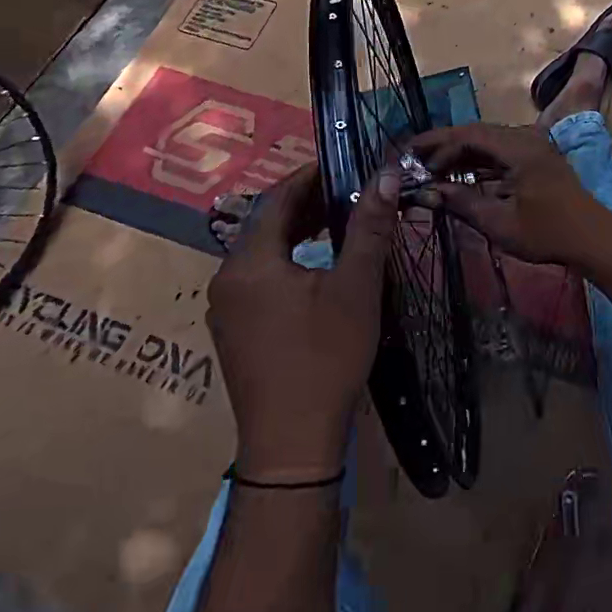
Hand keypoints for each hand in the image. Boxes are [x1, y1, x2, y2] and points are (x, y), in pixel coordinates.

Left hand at [208, 163, 396, 481]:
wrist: (291, 446)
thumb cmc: (325, 360)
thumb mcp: (354, 290)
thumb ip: (369, 229)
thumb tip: (387, 176)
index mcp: (249, 261)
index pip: (276, 199)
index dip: (308, 177)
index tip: (340, 165)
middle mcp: (226, 276)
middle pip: (265, 224)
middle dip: (304, 205)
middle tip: (344, 192)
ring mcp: (224, 305)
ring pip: (260, 252)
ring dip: (294, 233)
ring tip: (333, 223)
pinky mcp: (232, 329)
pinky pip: (256, 278)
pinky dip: (284, 262)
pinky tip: (311, 268)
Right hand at [409, 123, 611, 270]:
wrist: (596, 241)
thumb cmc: (548, 233)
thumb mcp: (499, 223)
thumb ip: (461, 203)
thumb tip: (427, 193)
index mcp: (518, 148)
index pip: (468, 136)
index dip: (439, 148)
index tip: (418, 165)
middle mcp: (525, 140)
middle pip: (476, 133)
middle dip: (444, 145)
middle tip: (414, 157)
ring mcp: (532, 149)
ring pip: (486, 142)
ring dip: (459, 154)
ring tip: (431, 168)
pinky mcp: (535, 161)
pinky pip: (498, 153)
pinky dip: (476, 162)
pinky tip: (459, 175)